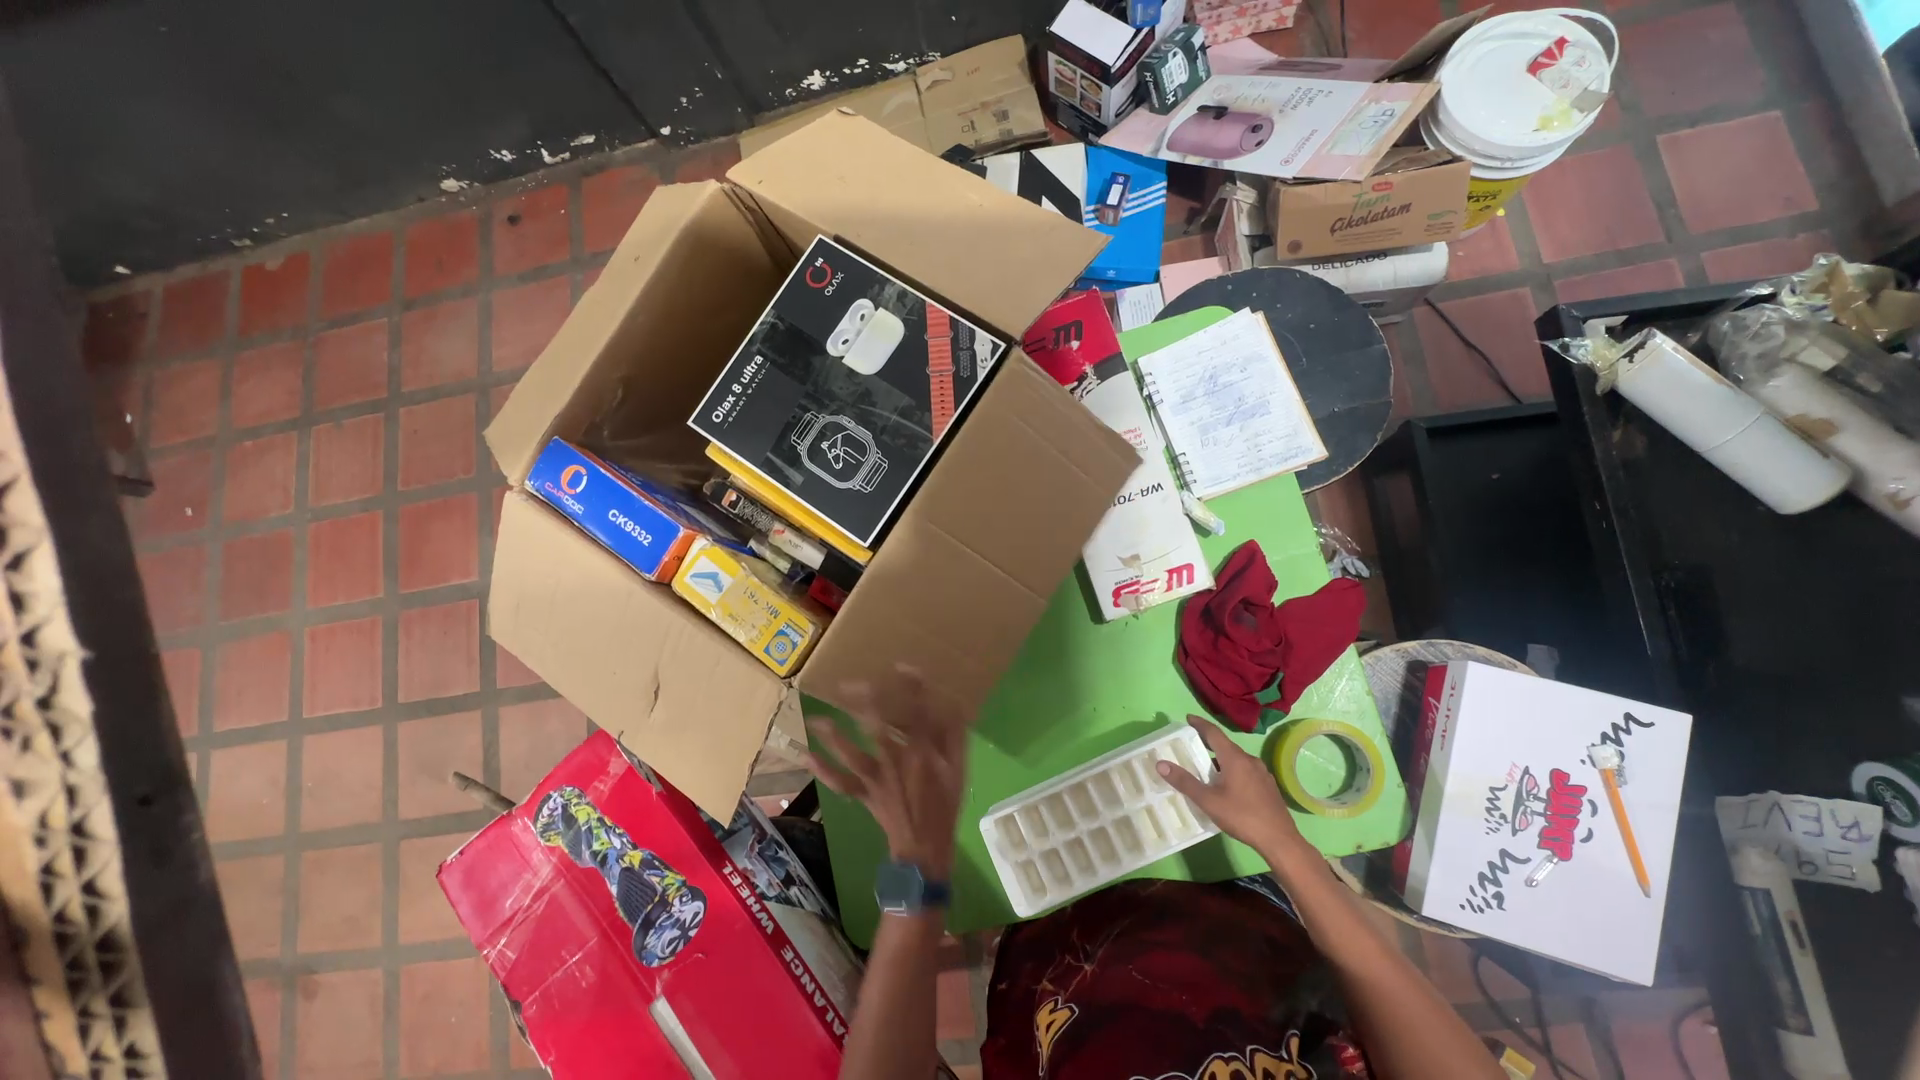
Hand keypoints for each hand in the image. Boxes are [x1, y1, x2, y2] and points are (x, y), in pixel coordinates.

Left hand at [805, 666, 968, 876]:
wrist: (925, 849)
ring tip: (816, 719)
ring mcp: (876, 779)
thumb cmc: (944, 807)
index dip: (911, 689)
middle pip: (877, 728)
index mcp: (923, 754)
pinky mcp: (863, 794)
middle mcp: (896, 762)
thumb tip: (952, 706)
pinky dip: (823, 771)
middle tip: (848, 685)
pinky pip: (841, 783)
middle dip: (863, 705)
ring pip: (852, 754)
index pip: (918, 714)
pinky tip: (806, 757)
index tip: (903, 667)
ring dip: (833, 737)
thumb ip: (954, 739)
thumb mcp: (958, 771)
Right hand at [1157, 715, 1311, 864]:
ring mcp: (1261, 773)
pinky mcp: (1267, 785)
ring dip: (1220, 759)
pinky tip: (1226, 786)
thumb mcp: (1208, 801)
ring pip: (1236, 759)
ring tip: (1205, 768)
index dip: (1200, 724)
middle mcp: (1250, 760)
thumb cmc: (1242, 816)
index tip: (1188, 718)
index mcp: (1235, 758)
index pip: (1214, 733)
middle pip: (1225, 745)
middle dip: (1208, 743)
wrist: (1279, 839)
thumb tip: (1160, 764)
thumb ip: (1185, 782)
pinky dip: (1231, 770)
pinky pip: (1245, 770)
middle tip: (1191, 745)